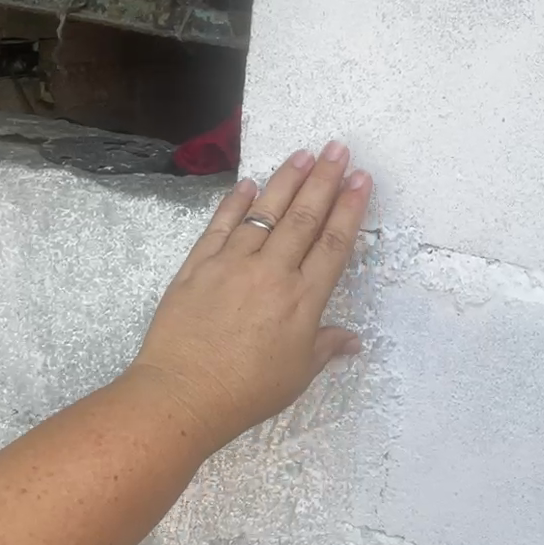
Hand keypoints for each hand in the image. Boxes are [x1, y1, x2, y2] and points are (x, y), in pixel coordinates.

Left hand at [127, 142, 371, 450]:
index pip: (333, 243)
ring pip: (265, 212)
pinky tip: (249, 183)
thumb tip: (353, 340)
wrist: (182, 395)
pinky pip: (221, 226)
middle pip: (304, 217)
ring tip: (303, 153)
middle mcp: (272, 272)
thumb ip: (326, 347)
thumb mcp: (297, 375)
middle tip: (337, 148)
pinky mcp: (198, 266)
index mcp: (303, 299)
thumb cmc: (247, 392)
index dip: (350, 208)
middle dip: (324, 179)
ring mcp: (232, 264)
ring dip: (286, 180)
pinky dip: (235, 202)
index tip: (361, 179)